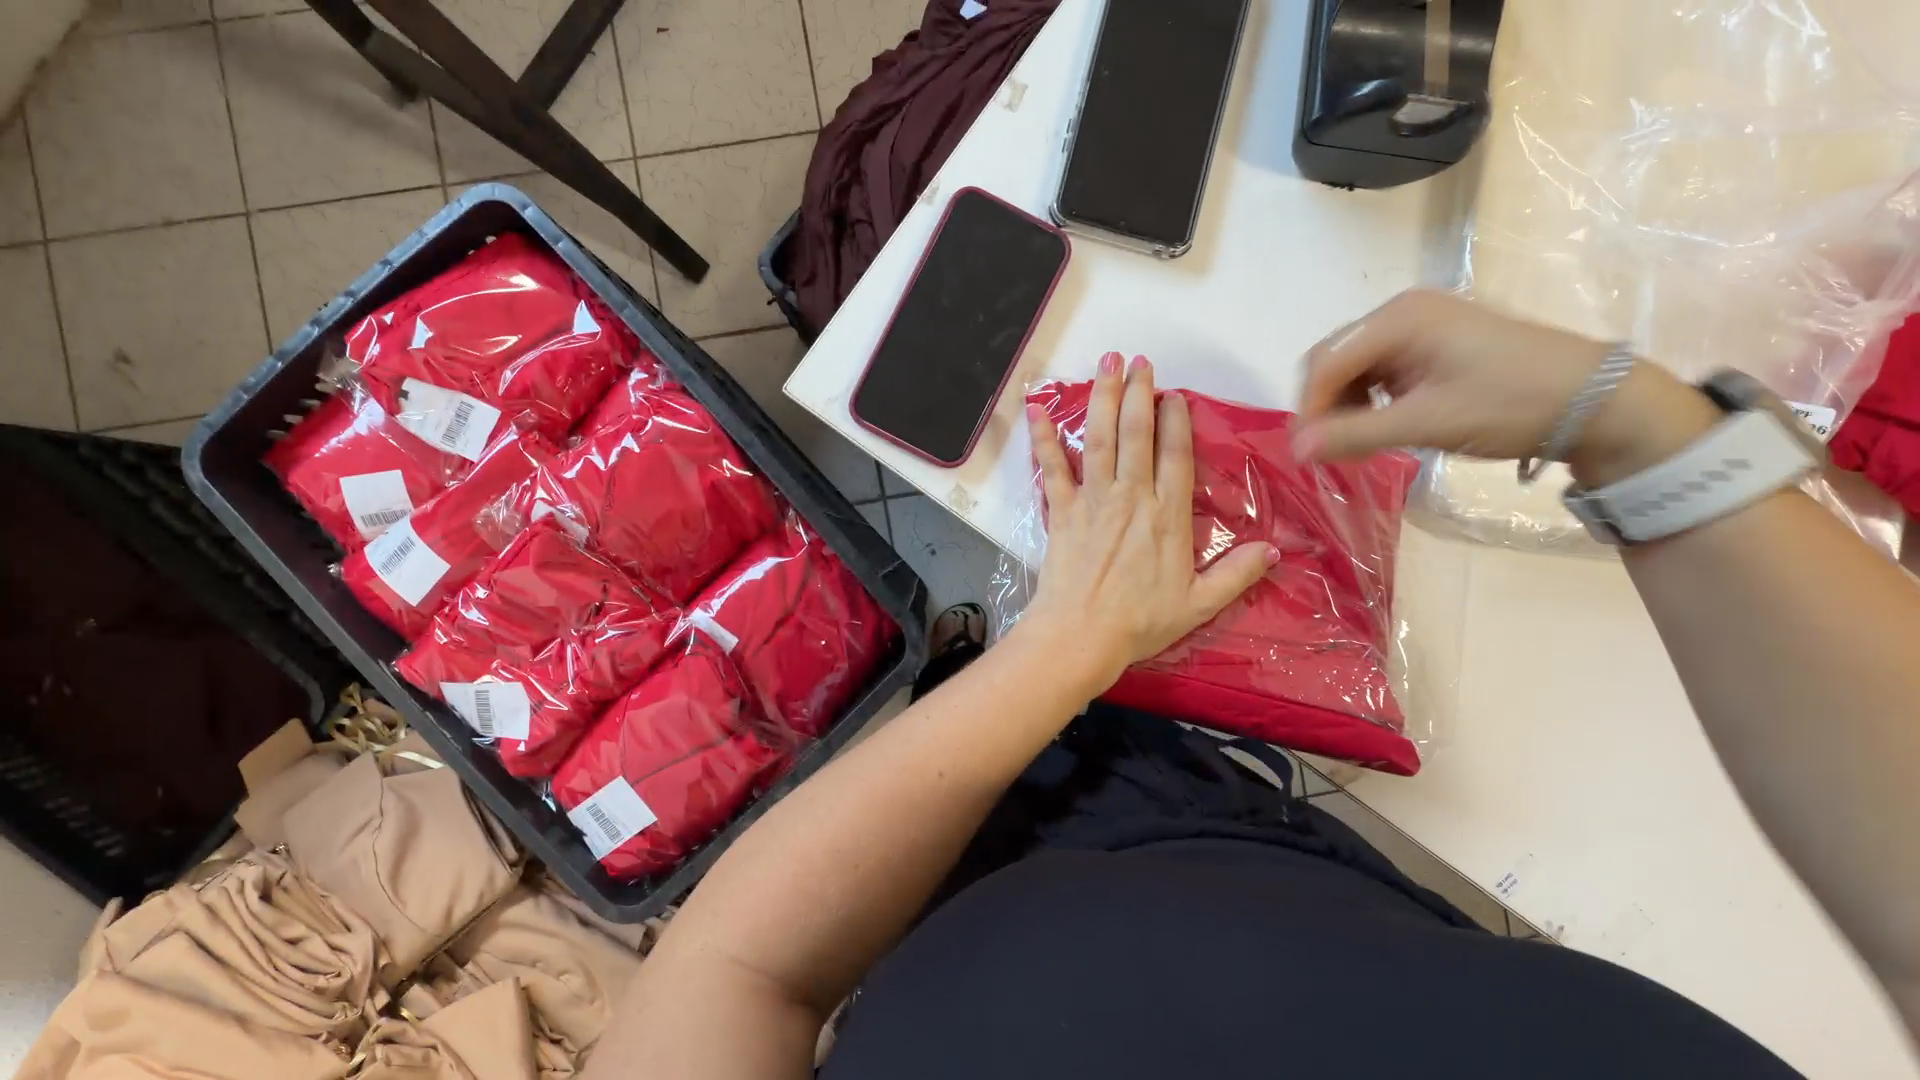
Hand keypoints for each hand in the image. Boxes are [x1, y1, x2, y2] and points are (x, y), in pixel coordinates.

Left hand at [1015, 352, 1274, 694]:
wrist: (1080, 636)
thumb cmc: (1140, 622)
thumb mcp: (1198, 604)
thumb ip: (1235, 575)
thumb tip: (1273, 551)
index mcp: (1167, 516)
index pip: (1175, 456)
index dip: (1176, 421)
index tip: (1174, 394)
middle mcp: (1131, 497)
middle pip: (1137, 435)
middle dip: (1139, 394)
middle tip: (1140, 361)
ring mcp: (1093, 500)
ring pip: (1100, 439)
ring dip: (1103, 398)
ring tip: (1106, 363)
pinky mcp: (1061, 511)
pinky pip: (1052, 469)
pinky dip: (1043, 438)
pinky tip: (1036, 409)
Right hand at [1291, 290, 1720, 487]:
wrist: (1598, 401)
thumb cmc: (1510, 405)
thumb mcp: (1426, 423)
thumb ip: (1353, 435)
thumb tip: (1294, 451)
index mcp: (1399, 319)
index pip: (1325, 363)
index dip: (1310, 409)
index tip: (1308, 454)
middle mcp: (1403, 311)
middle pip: (1335, 360)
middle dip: (1326, 406)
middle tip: (1334, 450)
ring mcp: (1421, 324)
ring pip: (1354, 366)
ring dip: (1347, 405)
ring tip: (1362, 442)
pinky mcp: (1435, 342)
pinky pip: (1380, 369)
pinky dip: (1371, 399)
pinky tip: (1386, 423)